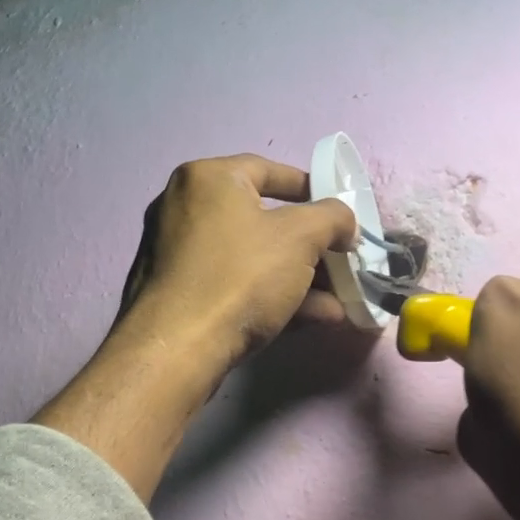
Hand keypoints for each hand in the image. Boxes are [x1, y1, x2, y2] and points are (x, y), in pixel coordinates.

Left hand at [117, 154, 357, 367]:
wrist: (176, 350)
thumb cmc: (240, 276)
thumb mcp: (302, 236)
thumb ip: (333, 217)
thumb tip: (344, 221)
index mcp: (208, 179)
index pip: (269, 170)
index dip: (313, 189)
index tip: (339, 213)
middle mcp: (184, 206)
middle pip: (262, 218)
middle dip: (310, 245)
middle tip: (339, 261)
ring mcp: (176, 252)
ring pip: (251, 256)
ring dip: (299, 277)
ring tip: (337, 301)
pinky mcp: (176, 294)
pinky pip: (233, 283)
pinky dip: (270, 294)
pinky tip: (311, 318)